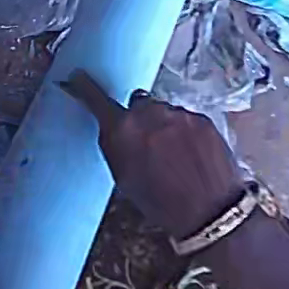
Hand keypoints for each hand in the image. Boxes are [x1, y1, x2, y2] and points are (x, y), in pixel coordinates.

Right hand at [61, 71, 247, 238]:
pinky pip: (185, 118)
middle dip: (139, 119)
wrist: (211, 212)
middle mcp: (148, 113)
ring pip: (163, 111)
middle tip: (147, 145)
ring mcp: (178, 113)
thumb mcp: (124, 179)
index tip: (77, 76)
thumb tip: (109, 128)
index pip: (96, 98)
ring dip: (164, 126)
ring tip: (174, 155)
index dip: (84, 87)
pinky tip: (191, 155)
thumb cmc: (162, 202)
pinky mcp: (201, 117)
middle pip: (137, 105)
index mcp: (122, 129)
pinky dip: (186, 132)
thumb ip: (114, 145)